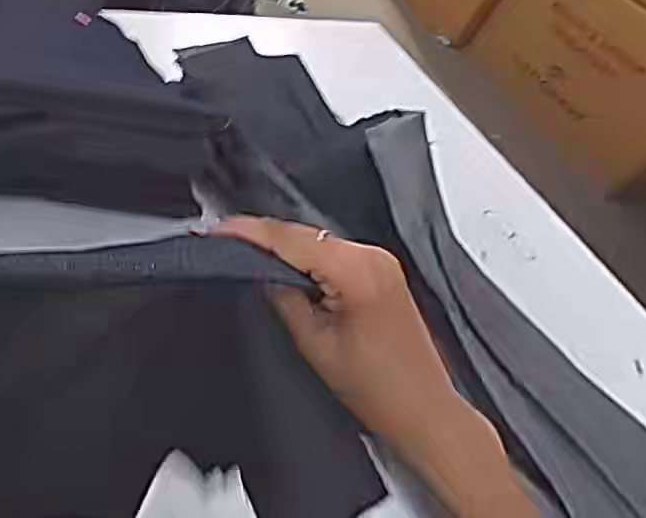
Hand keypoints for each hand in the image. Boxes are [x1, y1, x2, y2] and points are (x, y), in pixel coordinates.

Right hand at [215, 218, 534, 517]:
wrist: (427, 416)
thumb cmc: (381, 392)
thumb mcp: (313, 341)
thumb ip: (281, 294)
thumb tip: (256, 266)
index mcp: (358, 270)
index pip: (288, 237)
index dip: (247, 231)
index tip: (218, 228)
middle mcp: (372, 256)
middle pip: (300, 233)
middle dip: (262, 236)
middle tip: (225, 239)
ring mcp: (379, 260)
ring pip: (313, 239)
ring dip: (282, 244)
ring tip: (247, 249)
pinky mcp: (379, 268)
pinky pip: (329, 250)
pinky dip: (303, 254)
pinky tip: (284, 262)